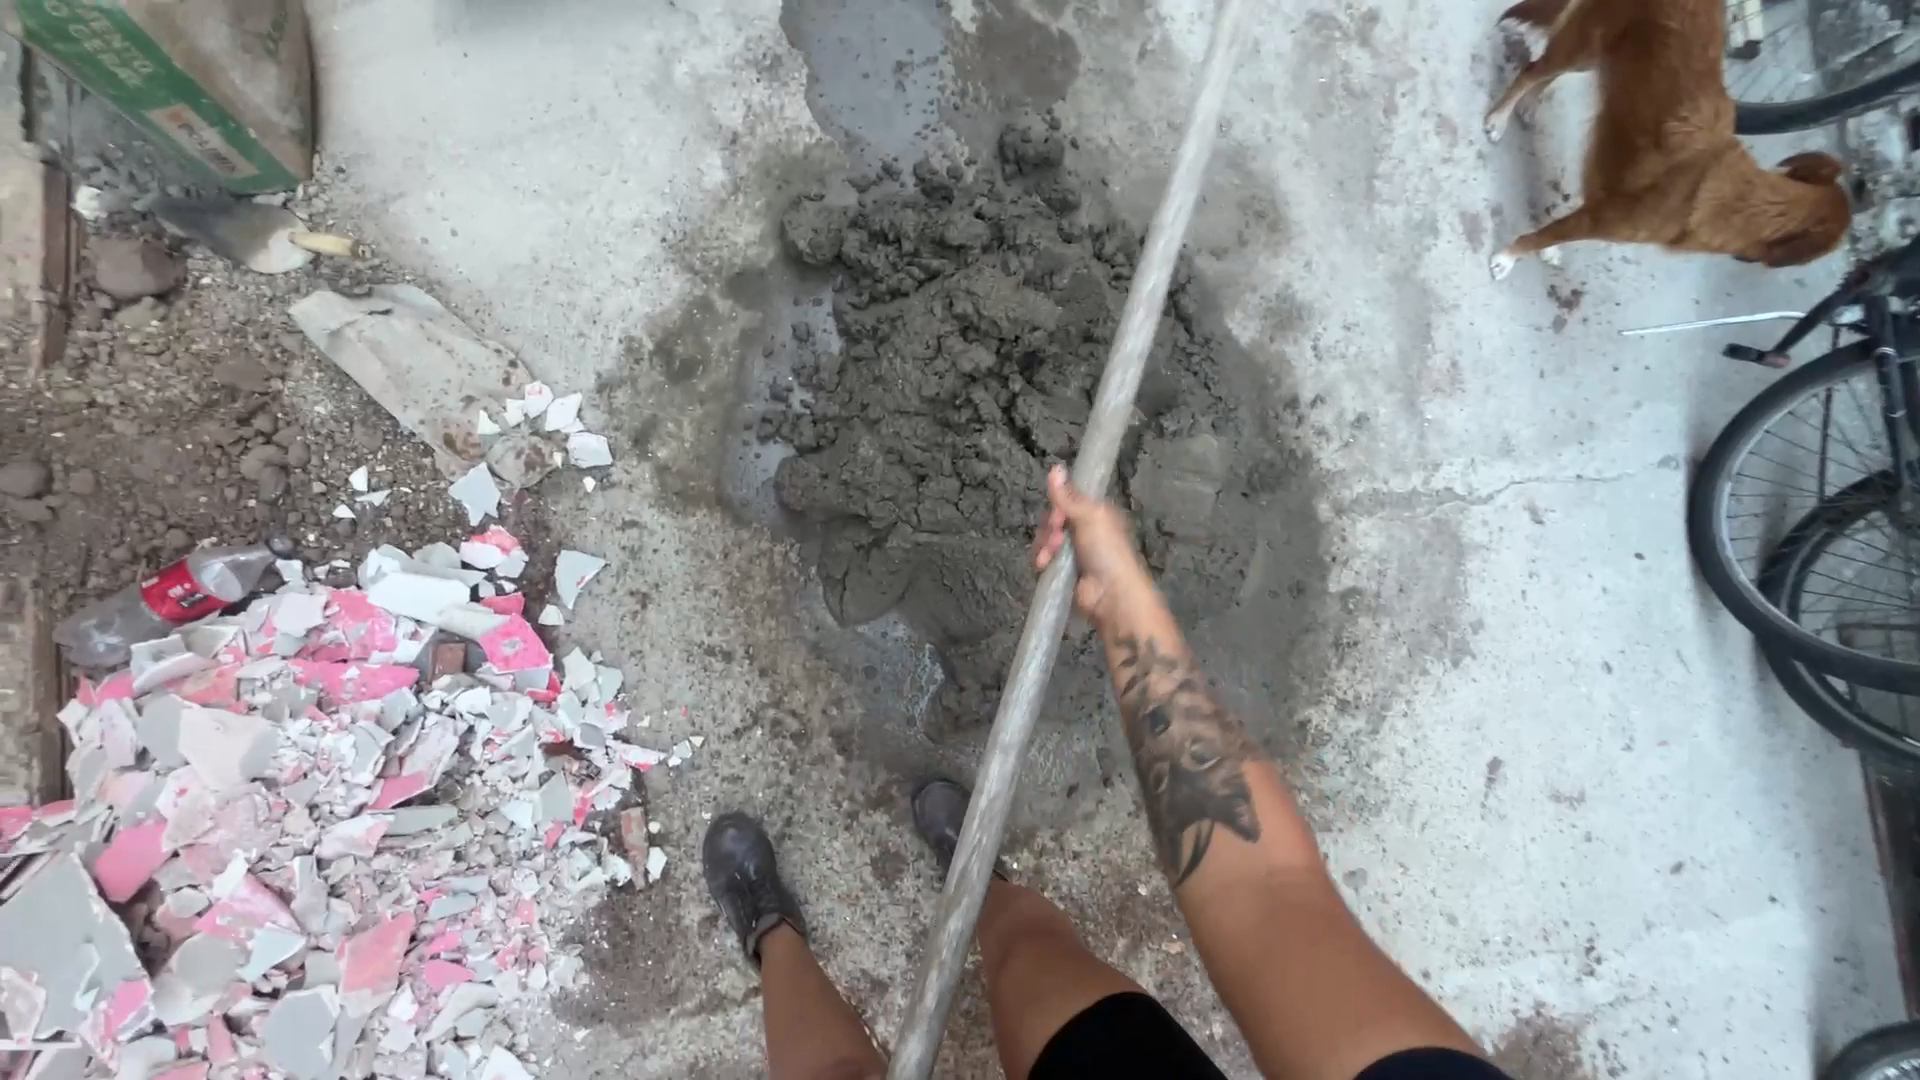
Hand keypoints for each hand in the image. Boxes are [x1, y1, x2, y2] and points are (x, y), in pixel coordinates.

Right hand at [1032, 465, 1151, 626]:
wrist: (1110, 594)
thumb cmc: (1107, 551)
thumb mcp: (1090, 517)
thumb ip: (1068, 496)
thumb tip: (1055, 468)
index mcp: (1095, 514)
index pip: (1067, 501)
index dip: (1057, 506)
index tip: (1057, 515)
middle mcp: (1083, 531)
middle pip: (1052, 520)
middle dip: (1050, 528)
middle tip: (1057, 537)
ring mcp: (1071, 552)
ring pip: (1044, 540)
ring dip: (1044, 546)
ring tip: (1050, 557)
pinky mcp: (1061, 571)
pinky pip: (1042, 559)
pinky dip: (1041, 561)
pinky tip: (1045, 566)